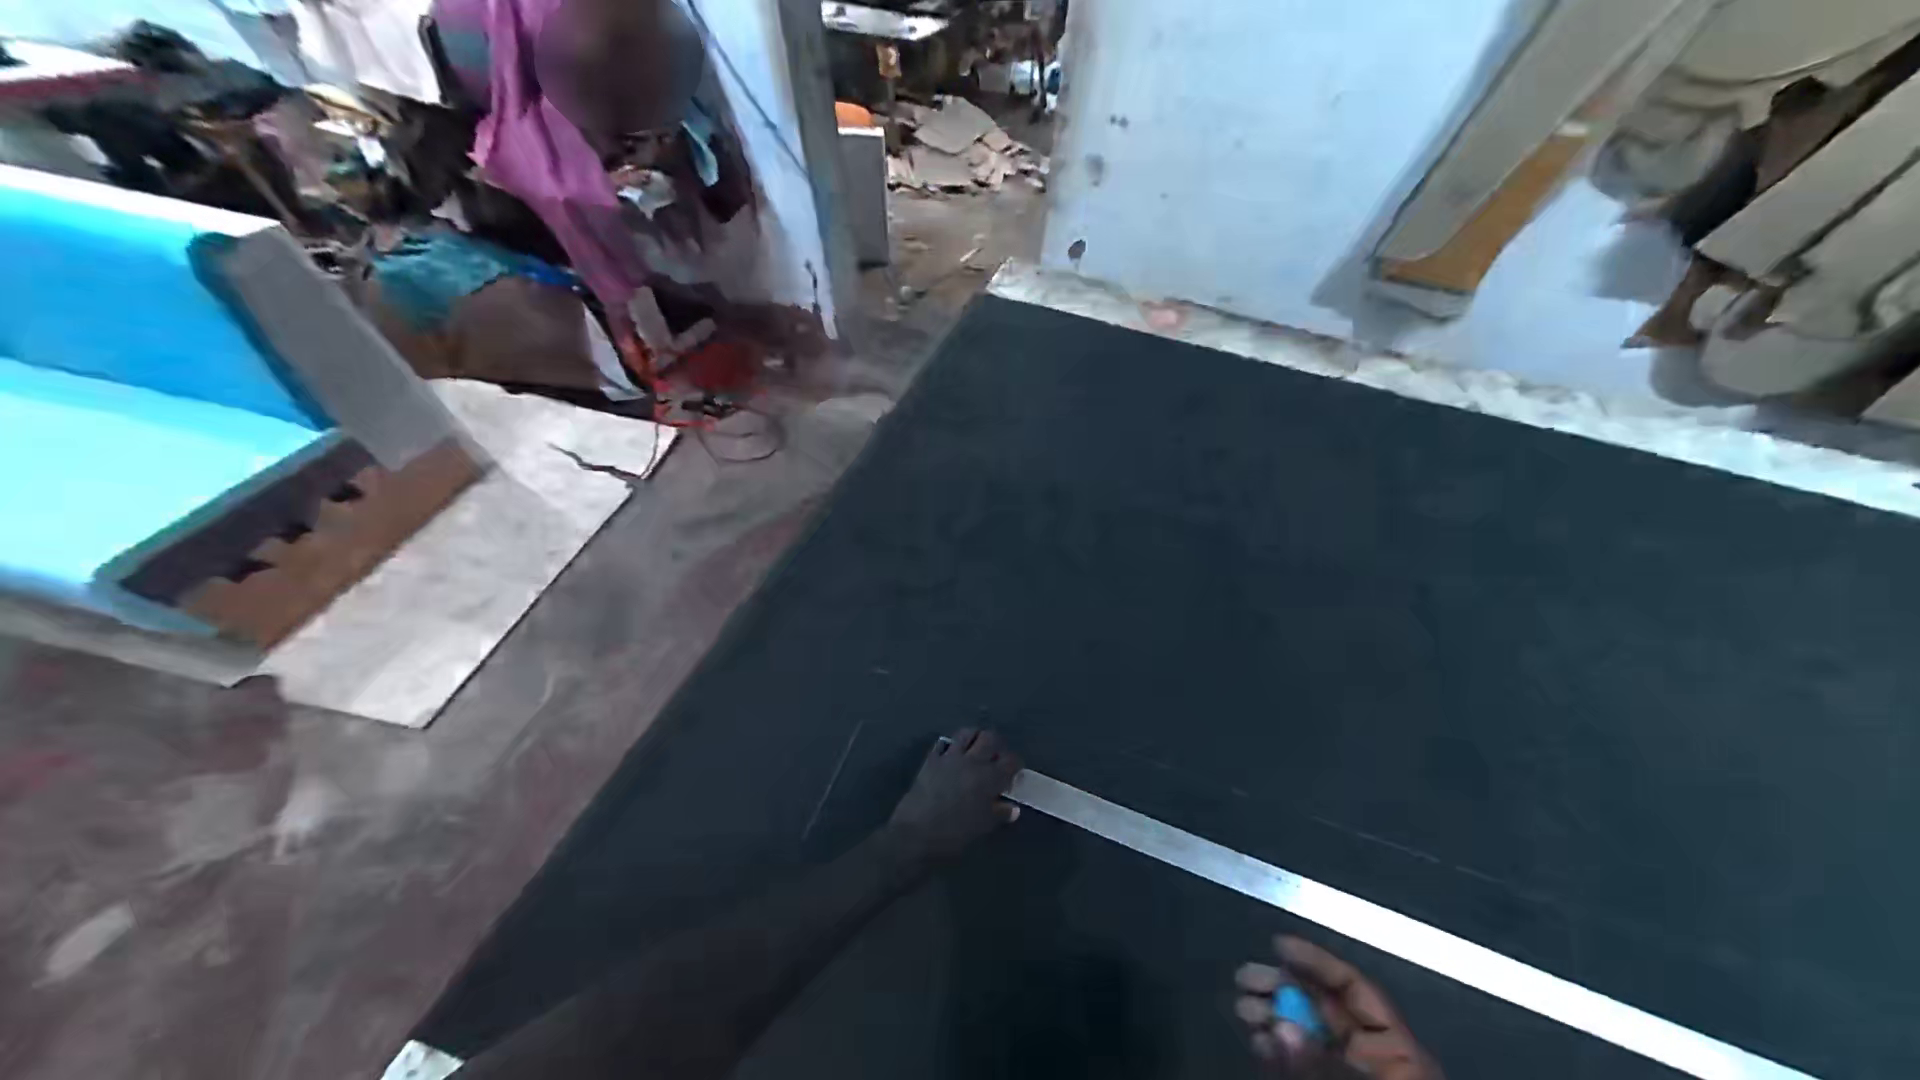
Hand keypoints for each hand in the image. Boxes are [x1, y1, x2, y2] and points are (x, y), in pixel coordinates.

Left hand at [884, 729, 1021, 864]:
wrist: (916, 833)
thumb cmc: (954, 834)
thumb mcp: (983, 827)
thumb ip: (999, 814)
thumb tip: (1012, 808)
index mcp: (989, 778)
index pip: (1011, 760)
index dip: (1015, 764)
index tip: (1013, 772)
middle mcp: (972, 761)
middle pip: (990, 738)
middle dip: (996, 745)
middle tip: (995, 758)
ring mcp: (950, 757)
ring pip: (967, 733)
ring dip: (974, 738)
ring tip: (975, 750)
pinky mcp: (932, 759)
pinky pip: (944, 743)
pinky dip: (951, 746)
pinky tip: (952, 755)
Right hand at [1234, 936, 1442, 1079]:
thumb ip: (1325, 1067)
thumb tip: (1280, 1027)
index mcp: (1398, 1054)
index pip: (1357, 991)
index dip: (1318, 962)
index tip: (1277, 946)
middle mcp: (1372, 1060)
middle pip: (1324, 1008)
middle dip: (1283, 988)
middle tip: (1245, 980)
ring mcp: (1346, 1079)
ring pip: (1305, 1034)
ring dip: (1272, 1016)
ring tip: (1244, 1009)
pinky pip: (1297, 1065)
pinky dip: (1276, 1051)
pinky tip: (1258, 1041)